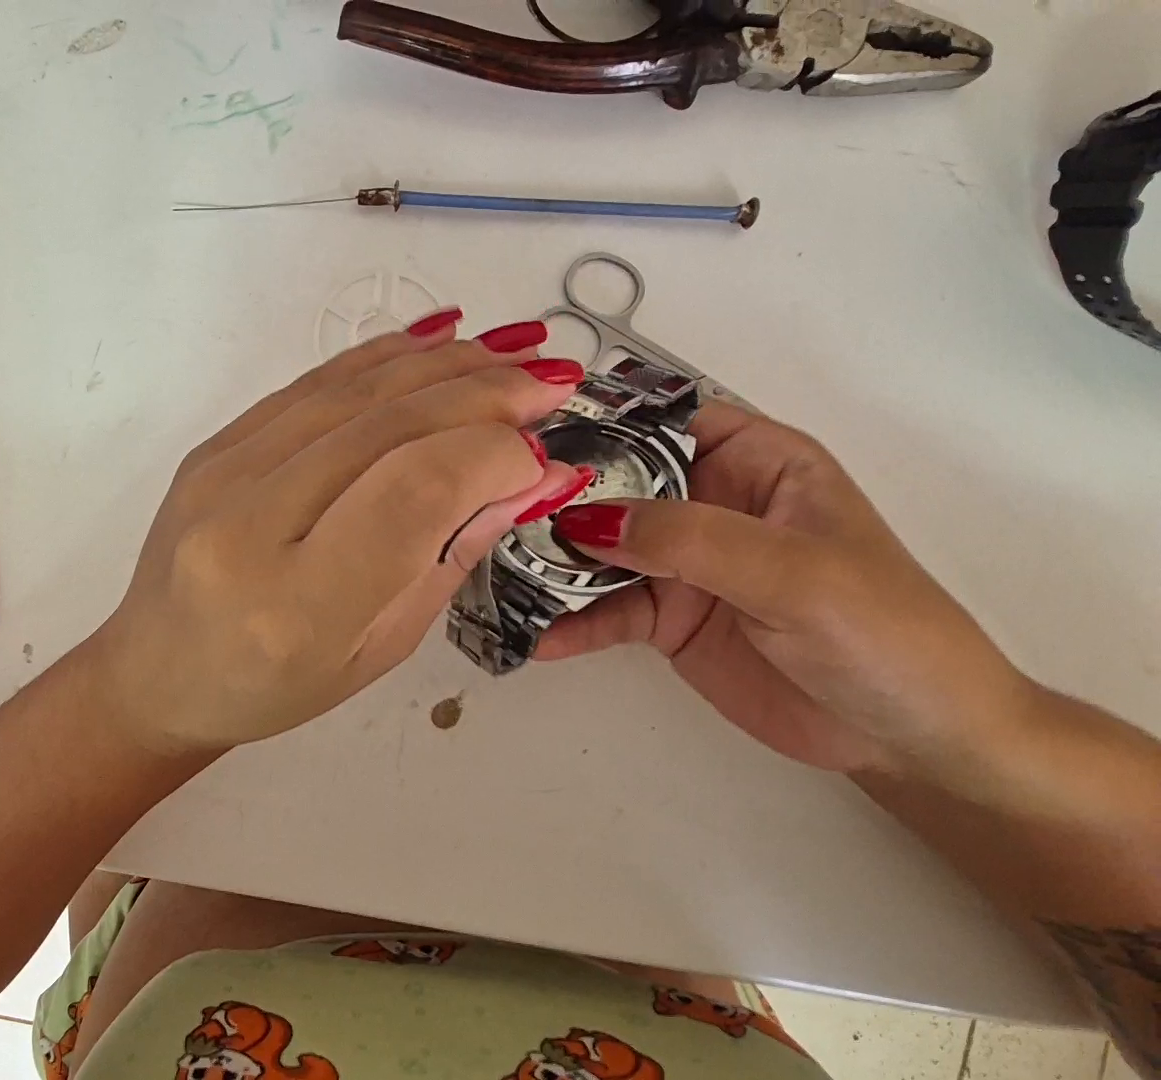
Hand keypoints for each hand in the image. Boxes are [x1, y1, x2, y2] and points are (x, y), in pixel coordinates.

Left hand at [86, 312, 591, 752]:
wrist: (160, 672)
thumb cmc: (272, 688)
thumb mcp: (378, 649)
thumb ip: (448, 555)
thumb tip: (529, 473)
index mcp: (296, 601)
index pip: (413, 489)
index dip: (492, 456)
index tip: (542, 457)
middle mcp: (249, 524)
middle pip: (385, 426)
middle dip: (482, 394)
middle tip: (551, 384)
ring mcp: (219, 475)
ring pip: (348, 391)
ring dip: (440, 363)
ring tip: (510, 354)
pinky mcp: (210, 448)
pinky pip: (307, 386)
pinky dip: (378, 358)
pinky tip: (435, 341)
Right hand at [536, 403, 1032, 776]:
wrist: (907, 737)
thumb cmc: (883, 632)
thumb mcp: (791, 573)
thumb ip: (688, 539)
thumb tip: (583, 522)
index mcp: (756, 463)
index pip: (666, 420)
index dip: (602, 421)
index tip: (530, 438)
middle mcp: (709, 504)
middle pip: (615, 485)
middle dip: (557, 497)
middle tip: (493, 513)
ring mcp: (682, 563)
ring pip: (598, 548)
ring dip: (550, 561)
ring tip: (497, 575)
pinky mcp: (664, 617)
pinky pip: (603, 611)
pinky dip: (567, 622)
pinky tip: (533, 636)